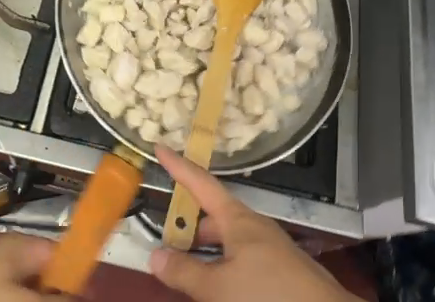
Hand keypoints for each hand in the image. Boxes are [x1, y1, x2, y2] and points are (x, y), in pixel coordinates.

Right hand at [148, 146, 356, 301]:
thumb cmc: (269, 295)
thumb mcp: (219, 288)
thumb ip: (186, 273)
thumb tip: (155, 255)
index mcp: (238, 219)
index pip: (201, 183)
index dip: (179, 166)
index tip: (159, 146)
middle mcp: (253, 227)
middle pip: (214, 216)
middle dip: (189, 224)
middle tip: (164, 237)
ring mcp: (269, 249)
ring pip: (228, 241)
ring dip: (205, 250)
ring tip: (184, 267)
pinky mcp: (279, 271)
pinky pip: (241, 259)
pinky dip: (222, 266)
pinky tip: (216, 287)